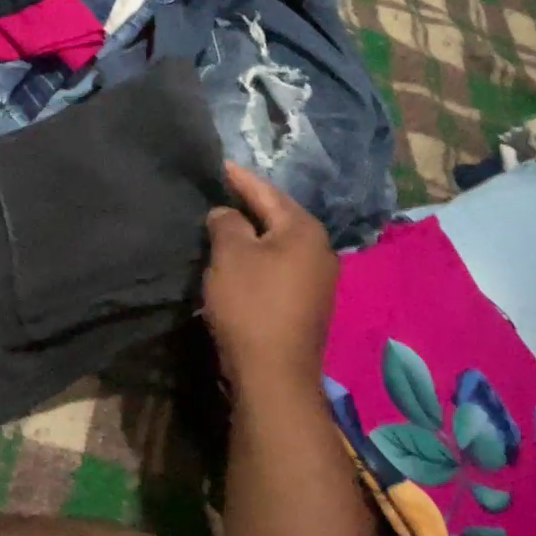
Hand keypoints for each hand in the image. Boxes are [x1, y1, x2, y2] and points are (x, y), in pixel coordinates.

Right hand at [202, 160, 339, 389]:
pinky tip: (238, 255)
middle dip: (248, 202)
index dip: (238, 177)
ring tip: (223, 219)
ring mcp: (317, 277)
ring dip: (252, 230)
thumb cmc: (251, 304)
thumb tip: (226, 213)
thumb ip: (226, 222)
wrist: (273, 373)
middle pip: (277, 214)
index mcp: (303, 229)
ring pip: (278, 240)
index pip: (266, 191)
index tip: (217, 162)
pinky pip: (279, 263)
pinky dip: (258, 253)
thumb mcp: (230, 254)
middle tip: (218, 188)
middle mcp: (318, 248)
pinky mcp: (306, 301)